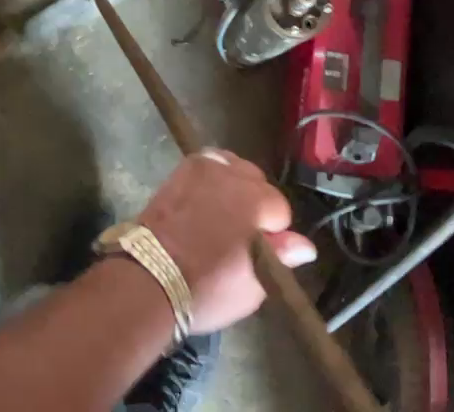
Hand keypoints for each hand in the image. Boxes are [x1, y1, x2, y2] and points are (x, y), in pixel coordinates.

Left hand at [133, 150, 317, 333]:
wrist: (147, 281)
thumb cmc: (205, 289)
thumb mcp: (251, 285)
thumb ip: (281, 256)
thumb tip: (306, 246)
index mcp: (256, 199)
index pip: (281, 209)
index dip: (274, 233)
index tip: (259, 251)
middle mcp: (233, 174)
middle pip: (259, 183)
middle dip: (256, 205)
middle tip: (240, 236)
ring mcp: (205, 167)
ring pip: (236, 169)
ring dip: (236, 187)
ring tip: (222, 215)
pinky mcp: (182, 169)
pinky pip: (211, 163)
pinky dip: (215, 177)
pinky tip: (207, 197)